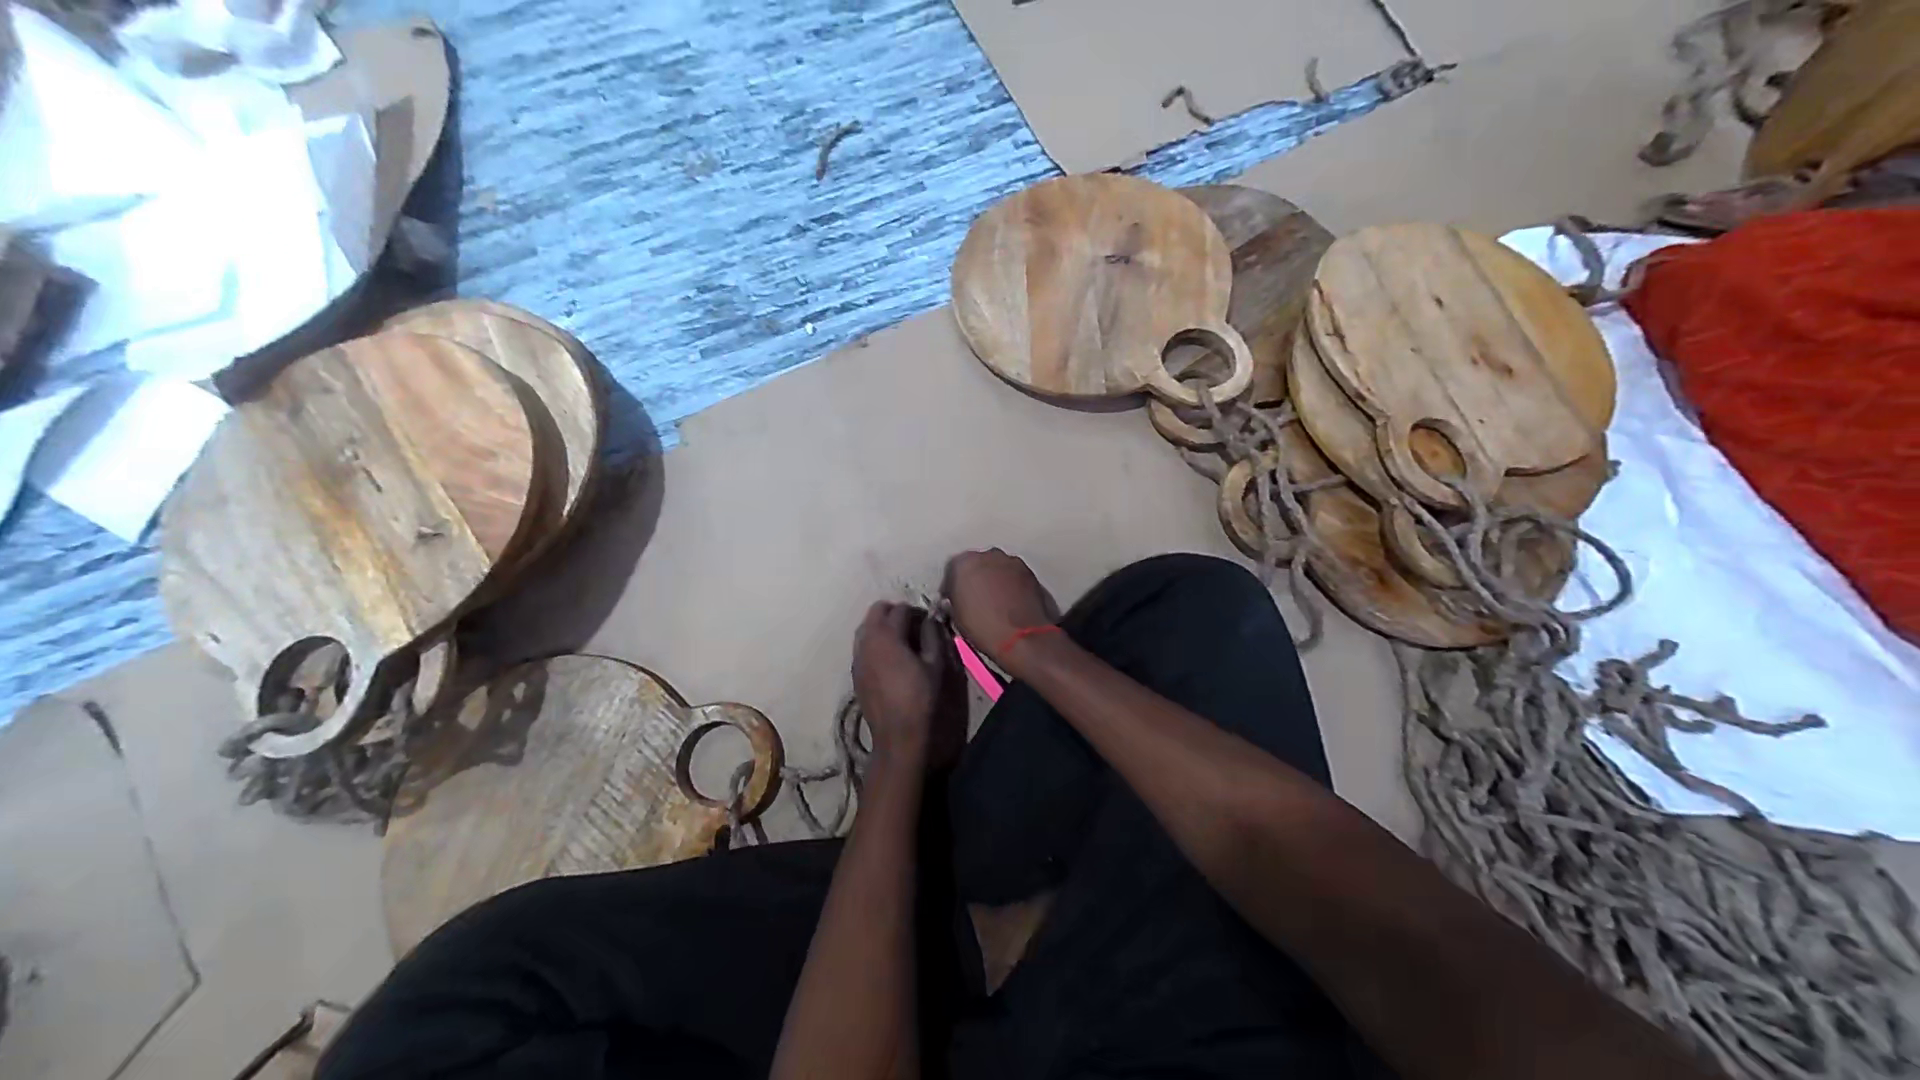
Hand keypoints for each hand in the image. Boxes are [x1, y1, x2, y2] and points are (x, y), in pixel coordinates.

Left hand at [851, 602, 964, 767]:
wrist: (897, 733)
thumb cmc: (920, 697)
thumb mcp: (935, 664)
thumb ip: (933, 635)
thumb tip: (931, 619)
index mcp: (886, 635)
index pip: (900, 608)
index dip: (916, 611)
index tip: (928, 621)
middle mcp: (866, 640)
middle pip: (876, 610)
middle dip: (895, 612)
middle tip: (913, 627)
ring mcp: (857, 656)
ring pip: (866, 627)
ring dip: (882, 626)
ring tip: (901, 641)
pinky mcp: (855, 671)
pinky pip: (862, 645)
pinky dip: (874, 642)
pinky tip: (889, 658)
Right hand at [942, 549, 1058, 667]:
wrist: (1022, 637)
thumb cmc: (985, 628)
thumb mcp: (956, 617)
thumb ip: (954, 599)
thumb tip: (958, 600)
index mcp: (964, 563)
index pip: (952, 569)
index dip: (952, 586)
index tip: (954, 599)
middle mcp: (988, 555)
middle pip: (978, 564)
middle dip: (976, 579)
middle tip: (975, 600)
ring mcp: (1012, 562)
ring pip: (998, 568)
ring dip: (995, 580)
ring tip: (995, 603)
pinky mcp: (1030, 573)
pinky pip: (1015, 576)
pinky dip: (1012, 586)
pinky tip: (1011, 604)